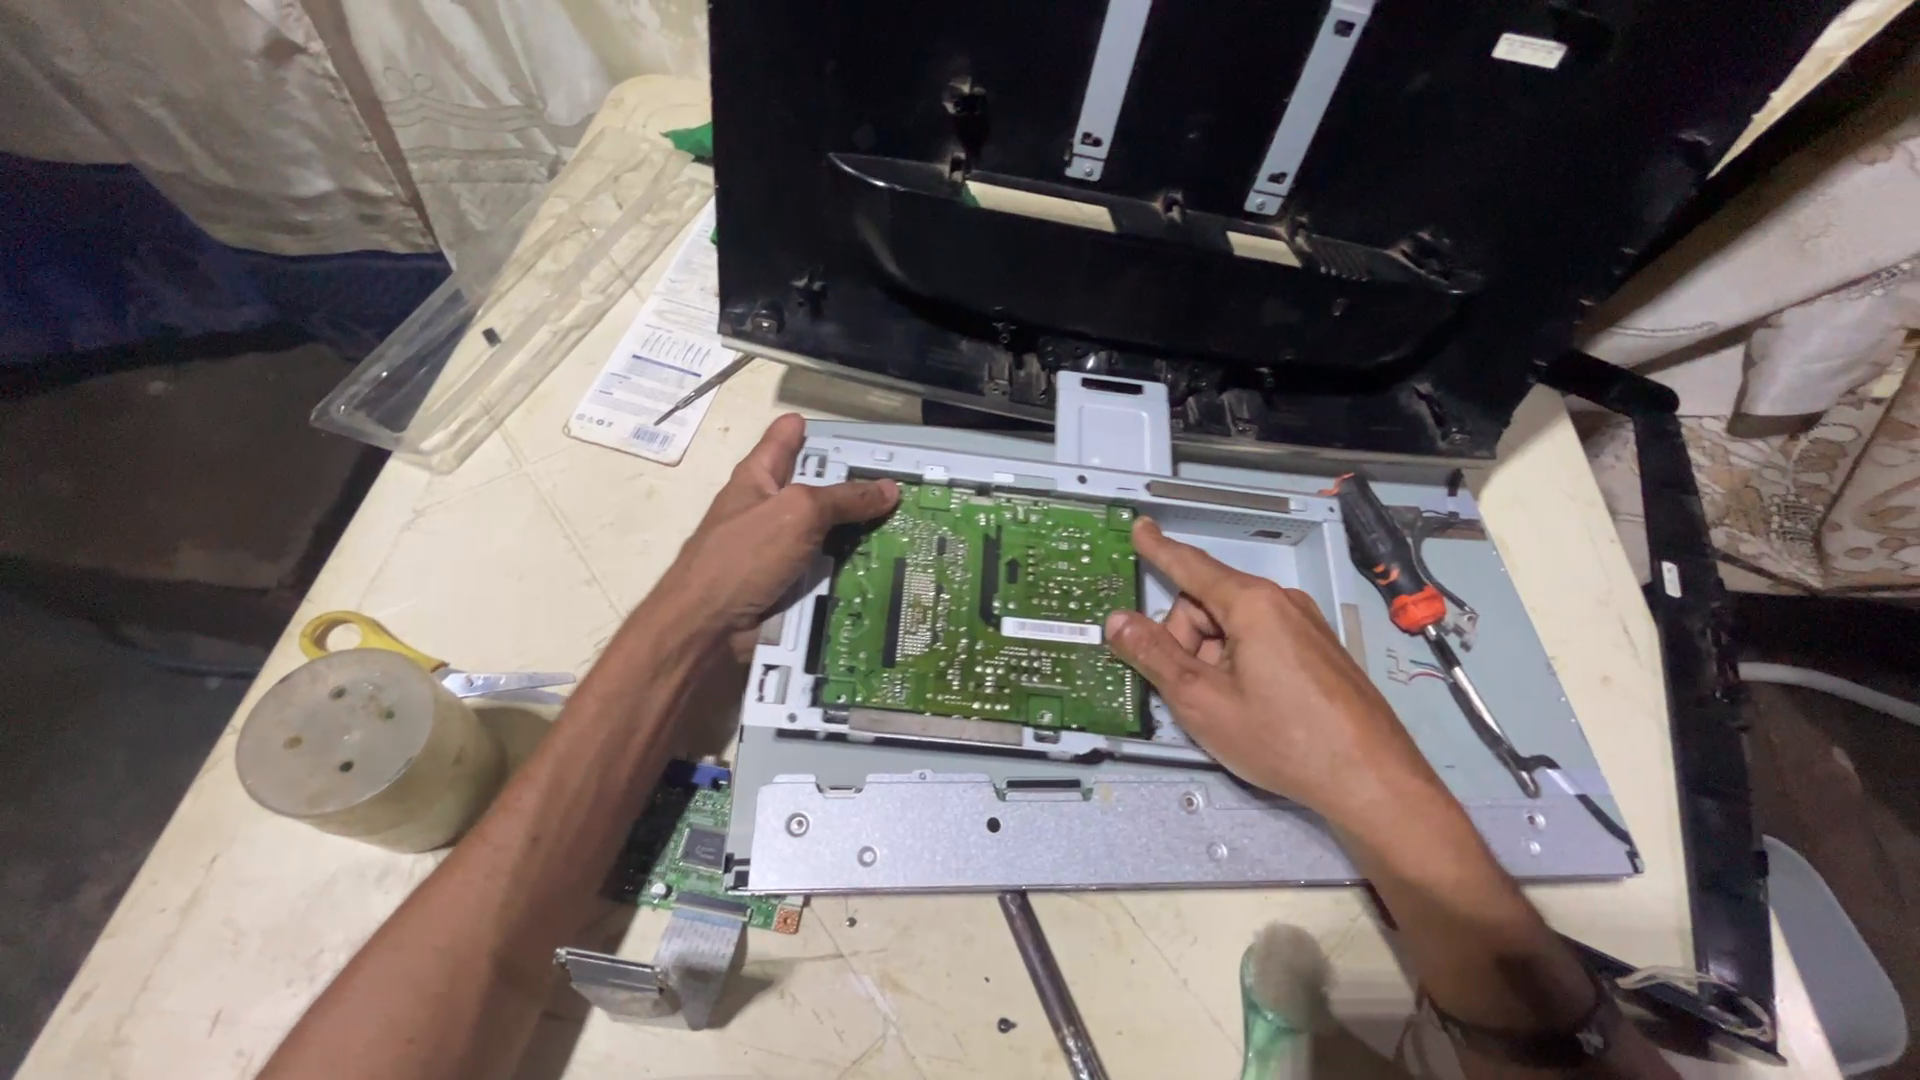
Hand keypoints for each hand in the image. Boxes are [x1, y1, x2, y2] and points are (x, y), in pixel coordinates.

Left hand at [651, 413, 898, 658]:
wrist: (708, 631)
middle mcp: (770, 510)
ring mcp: (782, 551)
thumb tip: (889, 489)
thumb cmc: (742, 558)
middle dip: (858, 486)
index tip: (857, 431)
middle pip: (819, 490)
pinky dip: (856, 571)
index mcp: (758, 478)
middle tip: (907, 484)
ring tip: (913, 527)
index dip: (819, 430)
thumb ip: (843, 498)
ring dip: (865, 534)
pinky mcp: (792, 586)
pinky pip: (832, 572)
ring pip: (832, 534)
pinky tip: (892, 569)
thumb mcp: (797, 514)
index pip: (786, 438)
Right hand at [1104, 518, 1441, 819]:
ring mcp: (1303, 626)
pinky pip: (1259, 641)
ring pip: (1231, 627)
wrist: (1371, 780)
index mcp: (1252, 604)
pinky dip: (1238, 664)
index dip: (1158, 549)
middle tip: (1191, 691)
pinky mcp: (1316, 651)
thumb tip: (1117, 621)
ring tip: (1225, 707)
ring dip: (1211, 658)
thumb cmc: (1285, 740)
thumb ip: (1153, 655)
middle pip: (1206, 605)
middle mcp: (1281, 603)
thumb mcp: (1201, 700)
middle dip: (1186, 641)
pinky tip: (1249, 706)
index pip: (1190, 566)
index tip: (1140, 528)